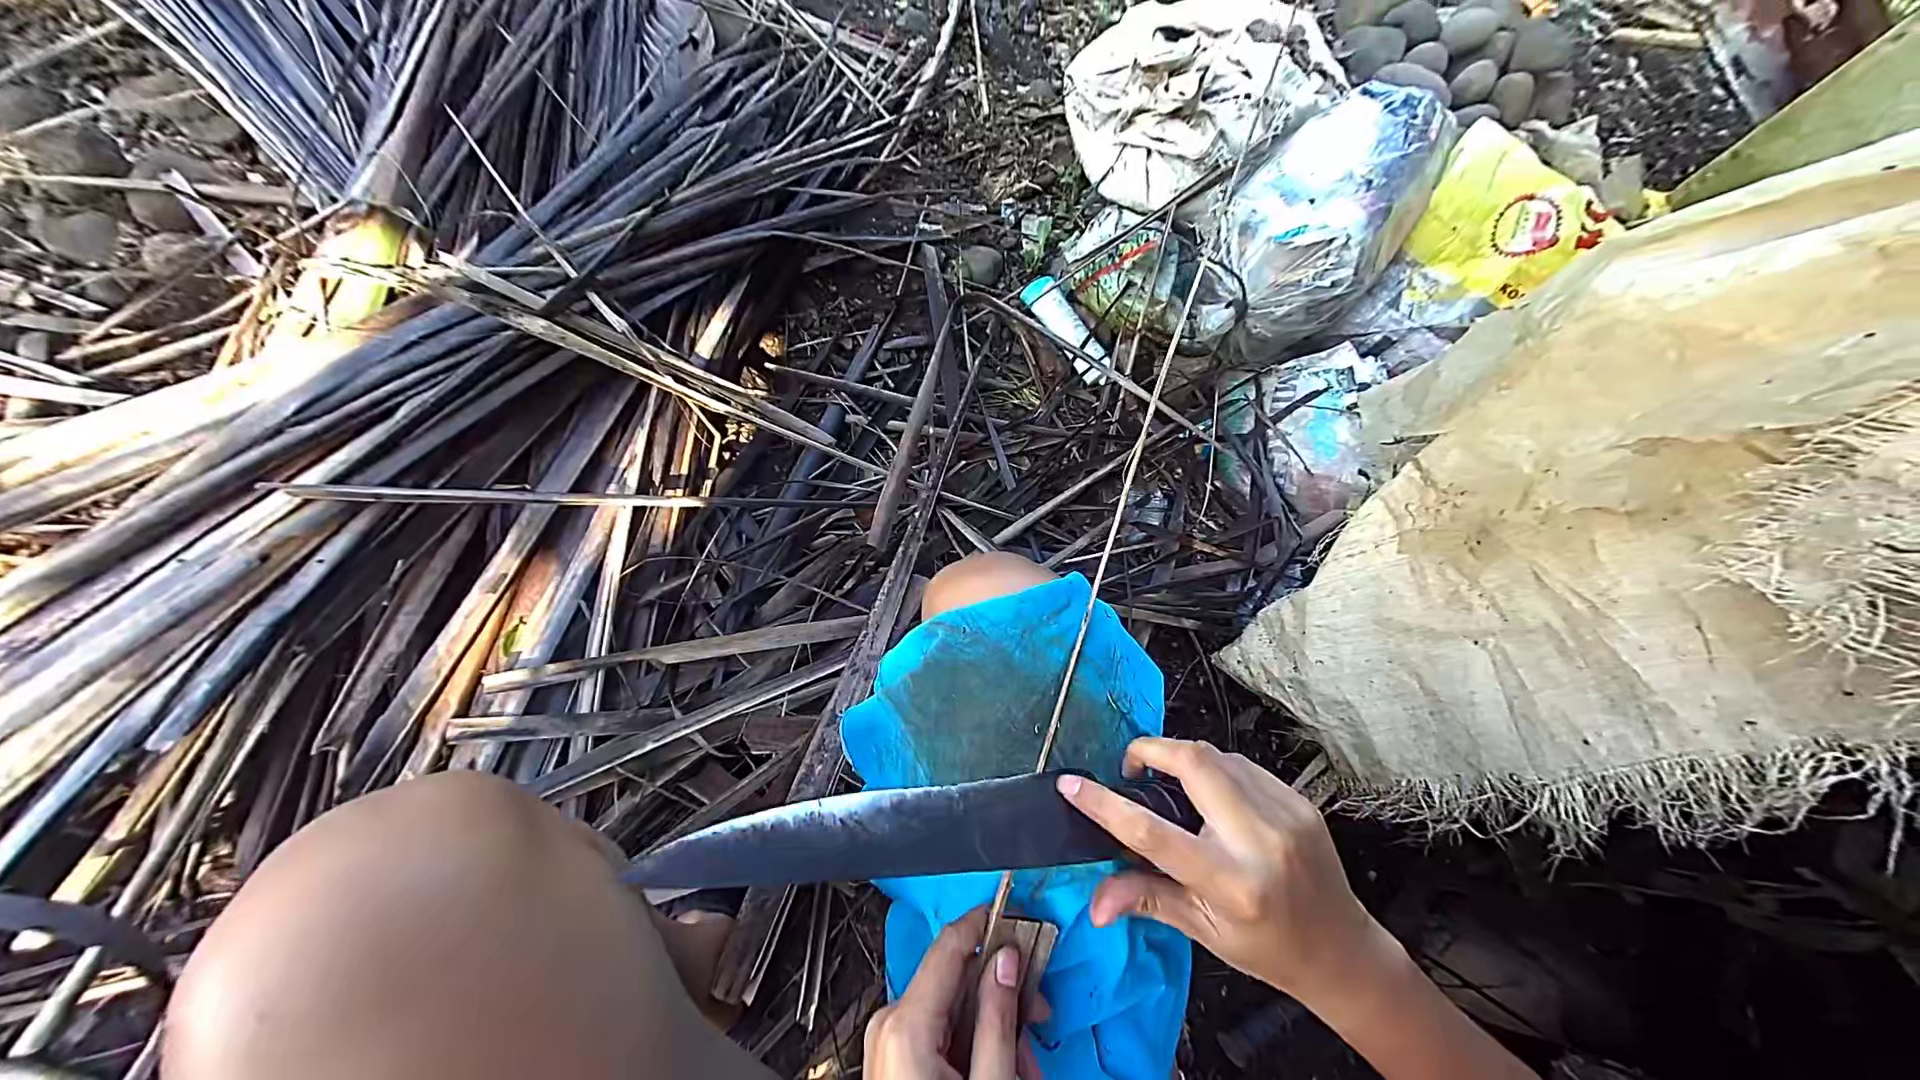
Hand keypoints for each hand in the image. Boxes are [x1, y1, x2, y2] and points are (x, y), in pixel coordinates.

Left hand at [864, 908, 1038, 1079]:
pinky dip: (973, 1045)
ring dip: (994, 1029)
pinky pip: (939, 1033)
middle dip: (1003, 999)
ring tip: (1023, 1067)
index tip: (1017, 915)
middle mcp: (890, 1023)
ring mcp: (888, 1042)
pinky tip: (999, 1070)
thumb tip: (1007, 960)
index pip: (951, 944)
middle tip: (1038, 1023)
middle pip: (957, 981)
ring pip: (953, 1009)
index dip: (986, 922)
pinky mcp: (894, 1058)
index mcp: (907, 1023)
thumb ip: (999, 1018)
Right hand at [1056, 737, 1396, 1006]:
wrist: (1343, 950)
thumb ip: (1145, 899)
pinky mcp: (1297, 799)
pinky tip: (1209, 790)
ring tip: (1169, 783)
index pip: (1152, 832)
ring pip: (1215, 754)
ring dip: (1181, 757)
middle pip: (1191, 762)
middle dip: (1150, 751)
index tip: (1073, 785)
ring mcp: (1284, 813)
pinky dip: (1214, 767)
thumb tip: (1094, 903)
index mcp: (1230, 881)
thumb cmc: (1269, 947)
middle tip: (1132, 768)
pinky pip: (1242, 764)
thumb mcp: (1203, 930)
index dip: (1104, 804)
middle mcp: (1259, 839)